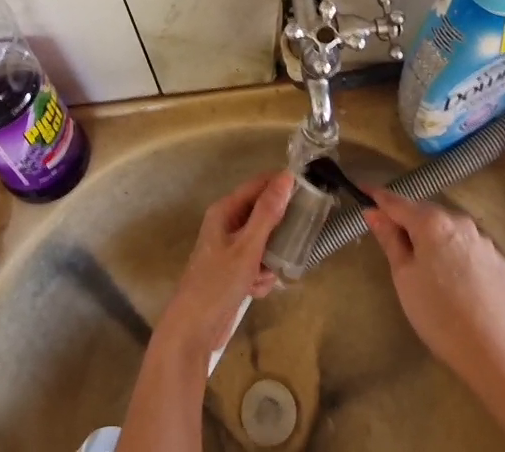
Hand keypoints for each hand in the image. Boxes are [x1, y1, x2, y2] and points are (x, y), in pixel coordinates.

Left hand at [156, 170, 294, 357]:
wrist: (194, 328)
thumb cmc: (219, 282)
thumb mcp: (248, 246)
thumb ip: (268, 212)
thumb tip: (287, 177)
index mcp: (225, 211)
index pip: (259, 184)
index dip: (282, 185)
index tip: (310, 194)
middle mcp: (226, 224)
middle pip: (263, 215)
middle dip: (278, 232)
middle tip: (294, 243)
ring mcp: (230, 248)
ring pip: (264, 242)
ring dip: (270, 259)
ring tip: (265, 275)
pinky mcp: (234, 270)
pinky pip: (258, 264)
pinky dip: (261, 276)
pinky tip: (256, 290)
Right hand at [362, 187, 504, 389]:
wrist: (498, 352)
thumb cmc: (439, 315)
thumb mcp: (404, 278)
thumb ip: (390, 240)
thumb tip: (374, 213)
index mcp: (432, 222)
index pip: (396, 201)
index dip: (376, 197)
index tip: (361, 191)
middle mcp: (460, 222)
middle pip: (424, 213)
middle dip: (406, 221)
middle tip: (390, 241)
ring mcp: (483, 240)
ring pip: (447, 230)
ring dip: (431, 237)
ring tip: (423, 267)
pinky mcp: (498, 260)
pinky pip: (466, 247)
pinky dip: (452, 252)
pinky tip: (452, 281)